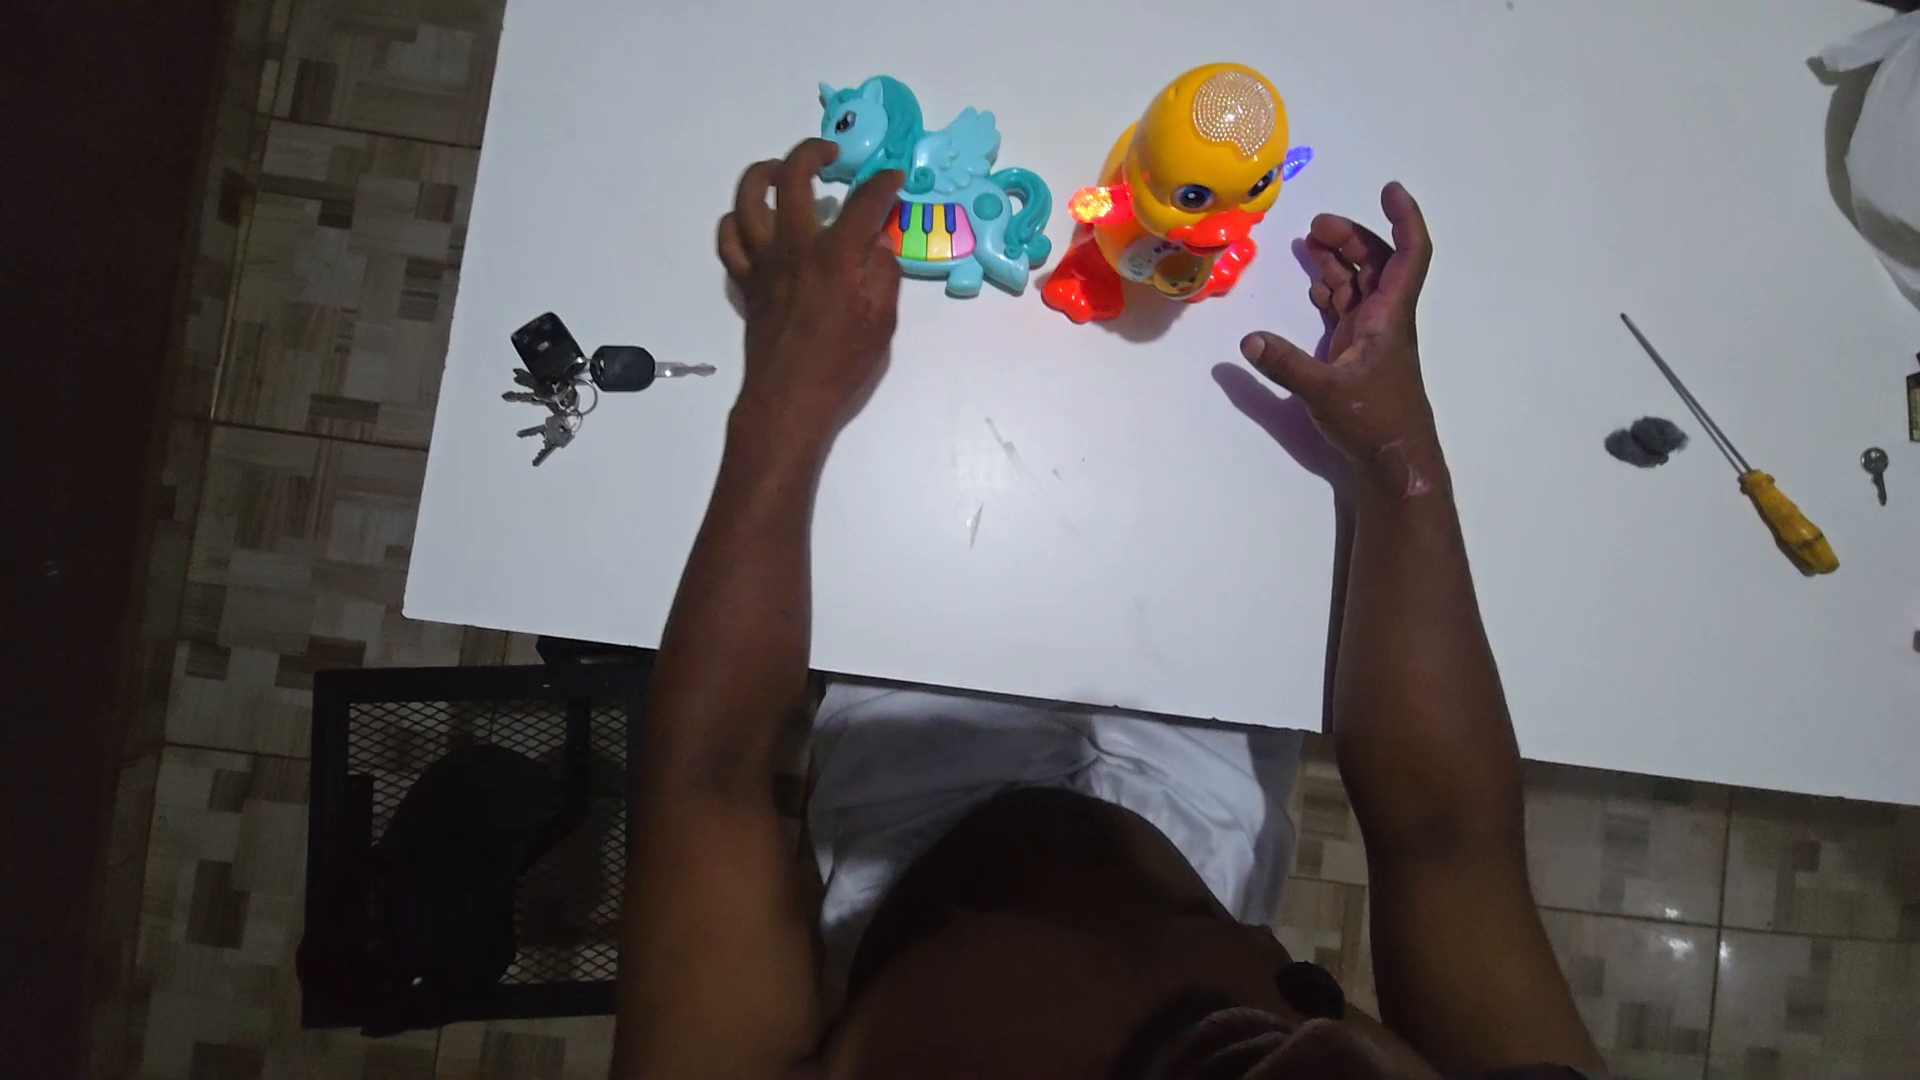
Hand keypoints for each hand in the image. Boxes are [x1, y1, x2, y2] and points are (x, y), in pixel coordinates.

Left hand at [717, 139, 904, 449]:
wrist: (789, 399)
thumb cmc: (840, 367)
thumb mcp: (881, 324)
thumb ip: (884, 275)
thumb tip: (879, 242)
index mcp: (835, 256)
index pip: (863, 202)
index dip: (882, 184)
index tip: (893, 179)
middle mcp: (794, 246)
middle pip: (795, 175)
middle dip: (815, 152)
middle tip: (833, 156)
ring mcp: (764, 261)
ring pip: (749, 196)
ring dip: (766, 173)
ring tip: (783, 172)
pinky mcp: (746, 281)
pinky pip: (729, 238)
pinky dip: (738, 221)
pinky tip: (755, 222)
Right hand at [1238, 183, 1441, 492]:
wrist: (1392, 457)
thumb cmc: (1372, 420)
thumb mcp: (1324, 392)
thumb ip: (1286, 366)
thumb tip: (1249, 341)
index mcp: (1388, 317)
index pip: (1409, 254)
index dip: (1404, 219)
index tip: (1389, 190)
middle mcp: (1383, 319)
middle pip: (1376, 263)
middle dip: (1351, 238)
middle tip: (1316, 227)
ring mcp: (1370, 336)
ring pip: (1360, 285)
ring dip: (1339, 263)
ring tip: (1309, 245)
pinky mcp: (1356, 354)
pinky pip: (1345, 311)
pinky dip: (1331, 294)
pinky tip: (1314, 289)